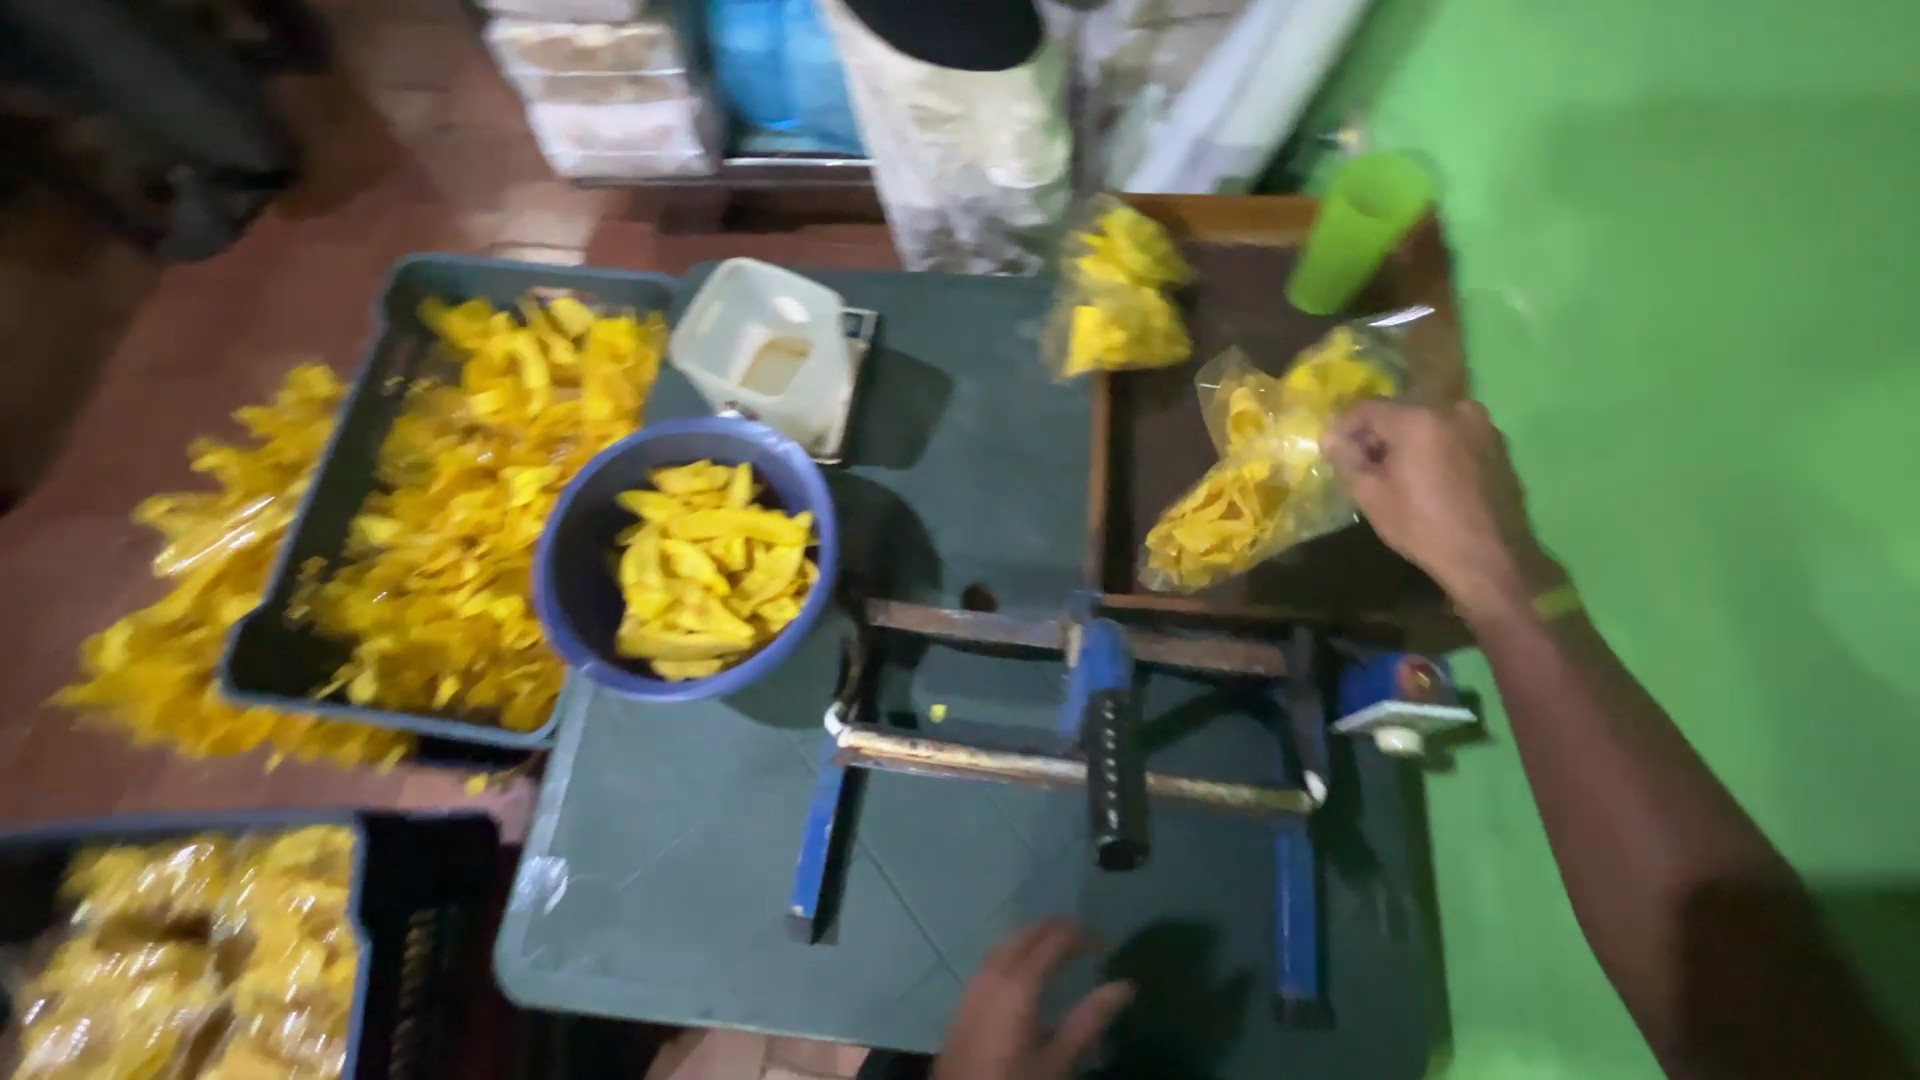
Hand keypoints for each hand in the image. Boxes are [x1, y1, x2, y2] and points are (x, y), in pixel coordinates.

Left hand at [933, 920, 1133, 1079]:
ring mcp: (976, 983)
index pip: (1054, 941)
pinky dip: (1015, 950)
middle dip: (1055, 928)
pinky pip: (994, 957)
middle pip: (1026, 933)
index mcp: (1019, 984)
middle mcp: (995, 973)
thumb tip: (1124, 987)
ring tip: (1059, 945)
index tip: (1104, 940)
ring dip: (1033, 936)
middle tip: (1084, 935)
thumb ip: (1089, 1020)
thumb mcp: (1059, 1062)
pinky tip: (1025, 968)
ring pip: (1007, 942)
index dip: (1080, 934)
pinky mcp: (966, 998)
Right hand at [1323, 399, 1561, 624]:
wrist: (1487, 556)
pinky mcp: (1496, 444)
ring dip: (1406, 442)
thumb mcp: (1370, 495)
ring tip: (1396, 474)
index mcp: (1417, 419)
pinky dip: (1432, 449)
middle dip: (1376, 436)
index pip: (1367, 408)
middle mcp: (1452, 410)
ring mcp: (1480, 425)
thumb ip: (1346, 459)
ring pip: (1426, 423)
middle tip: (1364, 466)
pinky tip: (1427, 479)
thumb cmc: (1421, 525)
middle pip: (1399, 412)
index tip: (1335, 453)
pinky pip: (1450, 436)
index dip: (1344, 428)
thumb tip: (1329, 437)